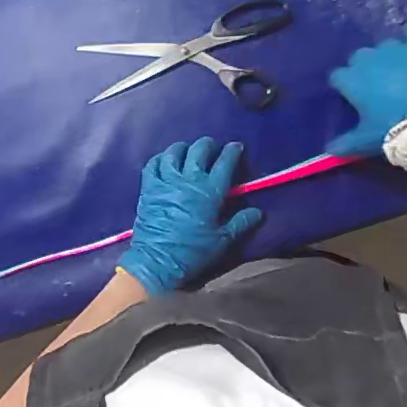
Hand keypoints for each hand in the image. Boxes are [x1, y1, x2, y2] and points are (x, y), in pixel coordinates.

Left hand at [118, 137, 263, 293]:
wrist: (157, 261)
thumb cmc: (193, 251)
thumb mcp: (222, 240)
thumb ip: (241, 223)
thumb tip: (258, 212)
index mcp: (210, 192)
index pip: (225, 163)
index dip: (232, 152)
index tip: (236, 146)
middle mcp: (188, 180)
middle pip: (199, 150)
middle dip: (208, 145)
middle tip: (212, 147)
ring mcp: (166, 181)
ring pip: (174, 152)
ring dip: (183, 148)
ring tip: (188, 150)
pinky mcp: (148, 187)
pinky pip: (153, 164)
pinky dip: (160, 158)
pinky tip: (165, 160)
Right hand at [327, 22, 406, 157]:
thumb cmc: (391, 130)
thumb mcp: (365, 140)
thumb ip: (345, 142)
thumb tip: (329, 150)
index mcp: (352, 80)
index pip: (339, 76)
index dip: (346, 85)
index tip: (354, 96)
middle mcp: (369, 60)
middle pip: (360, 57)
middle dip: (366, 68)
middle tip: (377, 85)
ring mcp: (396, 50)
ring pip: (387, 45)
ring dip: (390, 55)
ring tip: (400, 69)